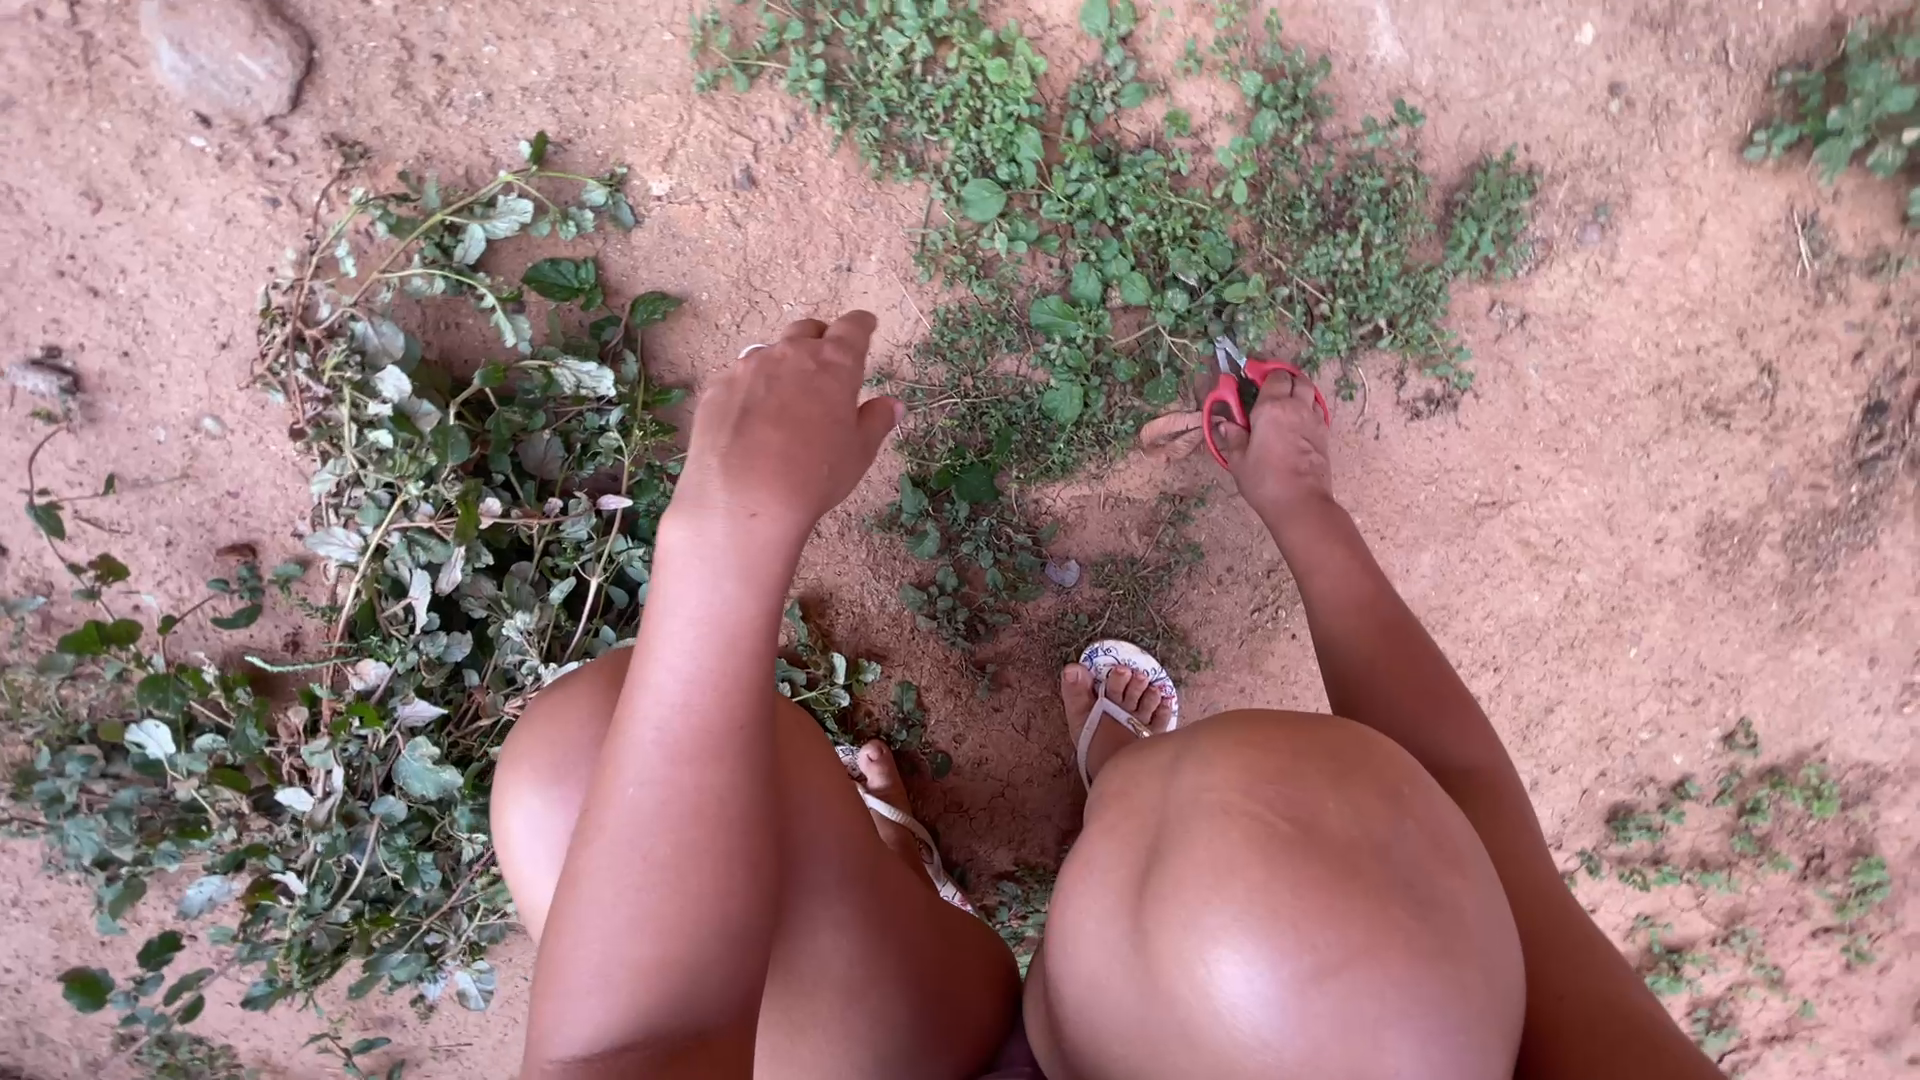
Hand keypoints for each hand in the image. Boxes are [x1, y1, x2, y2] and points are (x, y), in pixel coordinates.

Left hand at [669, 311, 901, 550]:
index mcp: (833, 364)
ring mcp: (748, 368)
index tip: (866, 324)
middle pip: (807, 330)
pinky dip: (753, 390)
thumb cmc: (815, 474)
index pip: (852, 329)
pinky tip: (753, 421)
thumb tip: (892, 404)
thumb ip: (876, 421)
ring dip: (784, 365)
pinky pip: (740, 379)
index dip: (861, 325)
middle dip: (821, 339)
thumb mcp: (859, 453)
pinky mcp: (718, 388)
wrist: (744, 497)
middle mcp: (789, 354)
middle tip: (827, 363)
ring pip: (770, 353)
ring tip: (788, 398)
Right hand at [1210, 371, 1334, 526]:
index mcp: (1272, 408)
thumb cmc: (1264, 481)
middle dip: (1284, 379)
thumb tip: (1225, 424)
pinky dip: (1307, 408)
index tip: (1250, 378)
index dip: (1263, 374)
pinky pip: (1317, 411)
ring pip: (1311, 393)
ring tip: (1284, 402)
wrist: (1300, 502)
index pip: (1273, 377)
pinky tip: (1296, 422)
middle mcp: (1296, 408)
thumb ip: (1233, 437)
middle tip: (1268, 388)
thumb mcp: (1239, 460)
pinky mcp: (1324, 435)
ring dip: (1299, 391)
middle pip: (1297, 379)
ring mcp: (1314, 420)